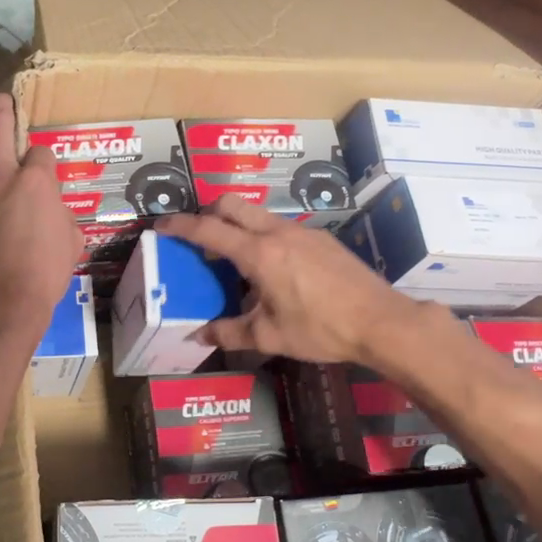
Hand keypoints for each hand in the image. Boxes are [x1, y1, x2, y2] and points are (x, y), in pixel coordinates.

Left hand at [0, 93, 82, 327]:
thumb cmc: (44, 274)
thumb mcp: (72, 243)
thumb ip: (62, 218)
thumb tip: (54, 215)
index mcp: (36, 180)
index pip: (41, 151)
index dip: (44, 160)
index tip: (46, 172)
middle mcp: (0, 175)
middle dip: (1, 107)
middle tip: (2, 103)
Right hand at [157, 197, 446, 367]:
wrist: (381, 321)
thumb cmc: (321, 329)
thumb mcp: (270, 337)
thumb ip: (229, 333)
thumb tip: (198, 336)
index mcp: (258, 254)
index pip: (208, 229)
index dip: (180, 226)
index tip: (160, 225)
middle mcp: (277, 232)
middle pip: (231, 204)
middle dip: (207, 213)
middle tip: (197, 238)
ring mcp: (302, 231)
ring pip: (258, 213)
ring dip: (237, 224)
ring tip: (232, 257)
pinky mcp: (321, 238)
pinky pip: (280, 226)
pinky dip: (262, 235)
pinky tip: (270, 268)